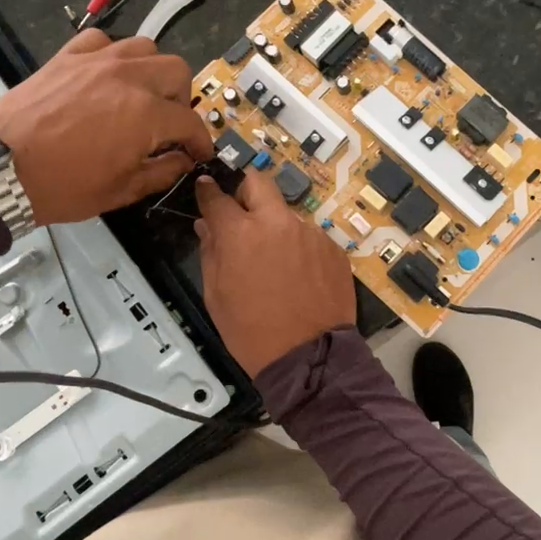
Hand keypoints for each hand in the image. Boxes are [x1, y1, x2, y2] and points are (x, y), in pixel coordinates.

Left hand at [0, 31, 213, 224]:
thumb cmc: (63, 186)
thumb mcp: (122, 190)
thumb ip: (163, 171)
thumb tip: (183, 159)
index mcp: (146, 114)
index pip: (191, 121)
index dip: (200, 140)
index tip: (197, 152)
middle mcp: (128, 78)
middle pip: (177, 71)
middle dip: (181, 99)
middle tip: (170, 122)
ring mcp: (96, 62)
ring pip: (145, 48)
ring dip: (152, 71)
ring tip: (142, 94)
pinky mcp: (67, 56)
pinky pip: (102, 40)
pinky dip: (112, 55)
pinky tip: (106, 76)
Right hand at [194, 170, 355, 376]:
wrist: (308, 357)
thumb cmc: (251, 332)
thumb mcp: (216, 296)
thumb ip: (211, 253)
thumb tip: (207, 226)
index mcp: (241, 233)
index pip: (217, 197)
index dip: (209, 192)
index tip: (207, 189)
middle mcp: (278, 223)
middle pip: (259, 183)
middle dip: (246, 190)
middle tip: (243, 212)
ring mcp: (310, 233)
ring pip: (287, 215)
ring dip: (277, 228)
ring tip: (277, 263)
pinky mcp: (333, 248)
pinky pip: (310, 239)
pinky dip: (301, 249)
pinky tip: (300, 277)